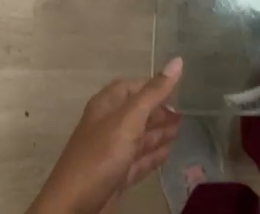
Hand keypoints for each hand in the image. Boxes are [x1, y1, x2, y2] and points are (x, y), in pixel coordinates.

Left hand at [29, 59, 183, 213]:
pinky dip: (153, 155)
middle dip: (159, 111)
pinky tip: (168, 153)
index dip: (153, 86)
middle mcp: (108, 125)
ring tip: (182, 129)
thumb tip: (178, 60)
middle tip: (185, 114)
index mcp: (106, 105)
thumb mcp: (129, 119)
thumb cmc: (100, 154)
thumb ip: (154, 93)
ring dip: (159, 132)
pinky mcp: (116, 176)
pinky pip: (138, 160)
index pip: (131, 87)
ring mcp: (111, 152)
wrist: (73, 207)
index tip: (178, 89)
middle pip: (137, 112)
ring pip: (139, 137)